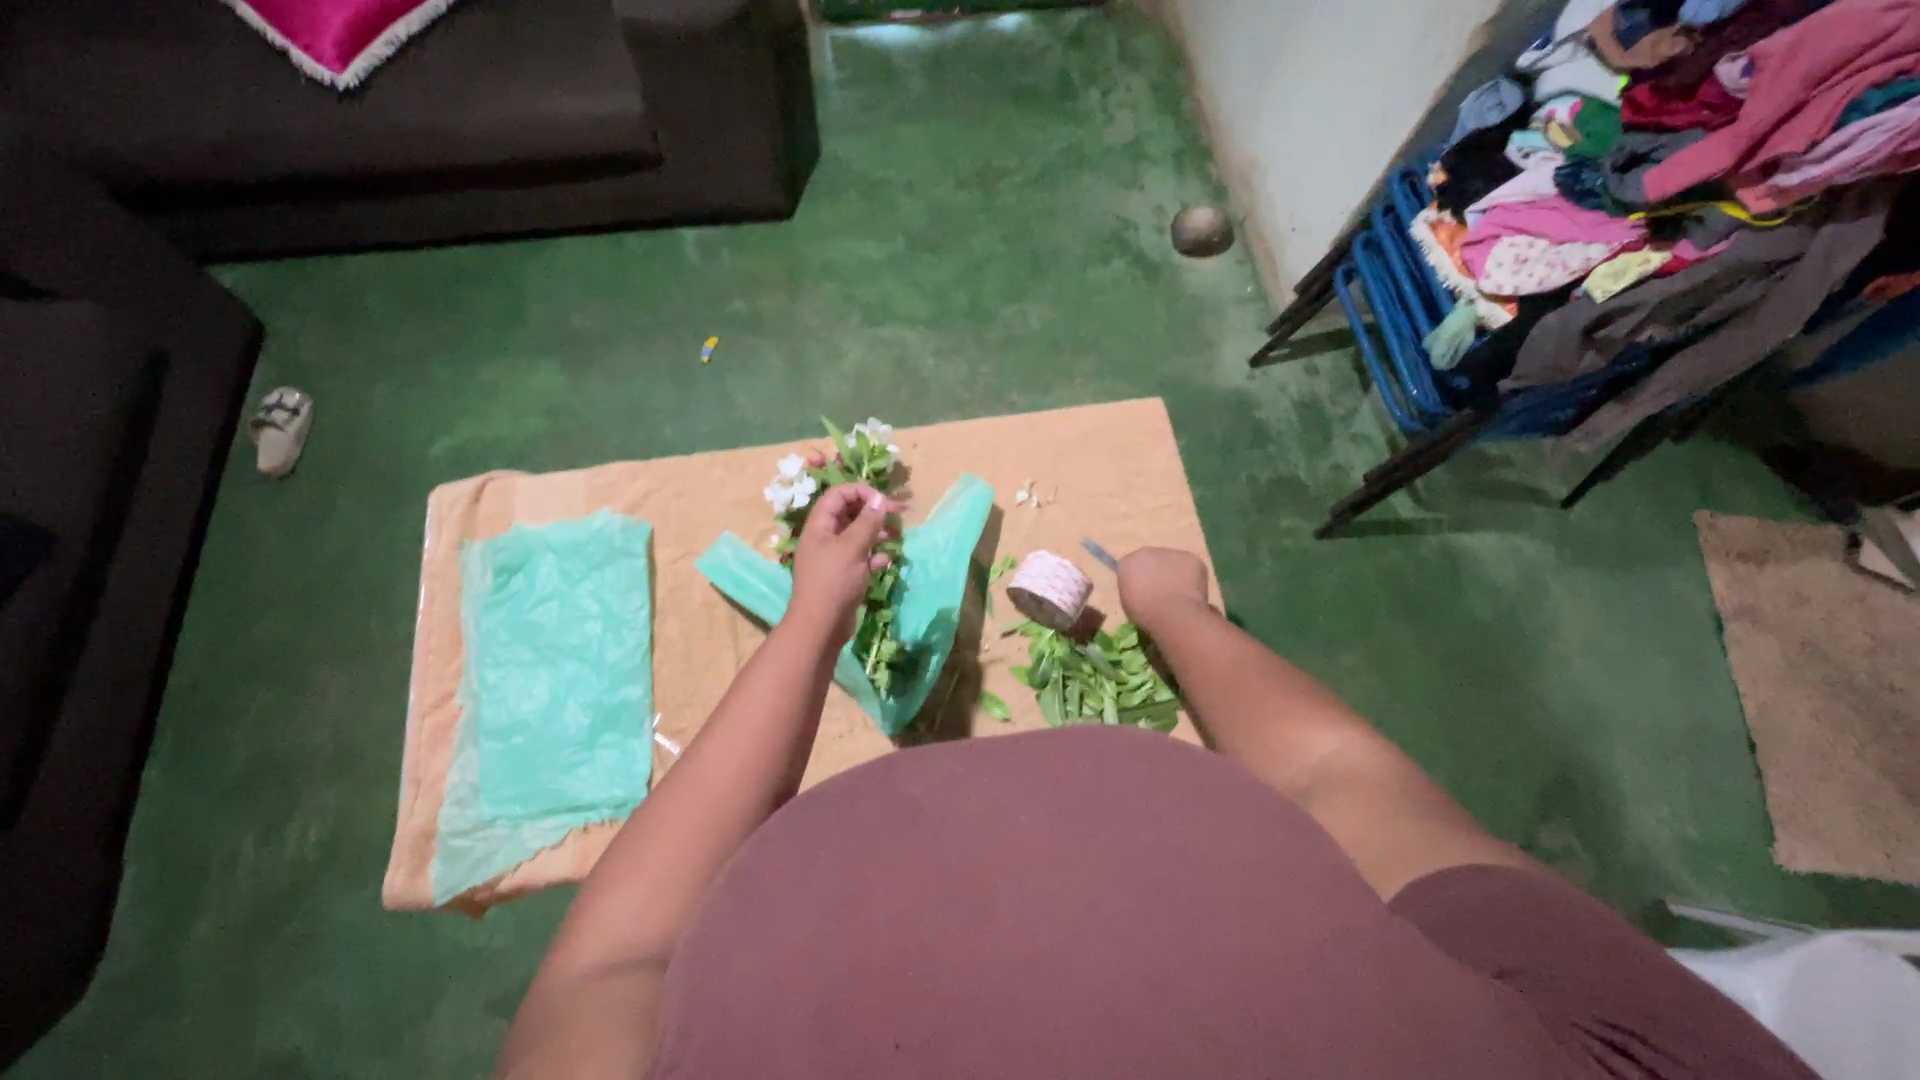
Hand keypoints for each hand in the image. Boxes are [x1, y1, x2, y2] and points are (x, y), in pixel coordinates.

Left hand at [788, 481, 900, 646]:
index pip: (838, 495)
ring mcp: (833, 557)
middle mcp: (824, 538)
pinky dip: (873, 556)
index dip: (861, 492)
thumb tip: (879, 499)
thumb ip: (867, 521)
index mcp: (819, 526)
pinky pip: (860, 558)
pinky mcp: (843, 575)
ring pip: (857, 536)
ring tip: (896, 536)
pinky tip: (885, 561)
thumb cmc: (834, 581)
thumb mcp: (852, 547)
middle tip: (898, 516)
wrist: (821, 626)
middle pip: (849, 513)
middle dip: (873, 512)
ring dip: (877, 533)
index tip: (884, 501)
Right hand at [1117, 547, 1209, 628]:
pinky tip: (1191, 592)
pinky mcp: (1192, 558)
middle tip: (1162, 592)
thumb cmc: (1145, 613)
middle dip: (1157, 572)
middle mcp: (1148, 551)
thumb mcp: (1127, 601)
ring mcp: (1172, 553)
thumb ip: (1132, 587)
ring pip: (1172, 562)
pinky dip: (1192, 577)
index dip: (1139, 579)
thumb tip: (1141, 587)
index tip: (1144, 591)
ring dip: (1174, 573)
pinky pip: (1190, 566)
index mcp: (1128, 562)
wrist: (1173, 614)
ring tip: (1179, 594)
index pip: (1132, 566)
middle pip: (1152, 559)